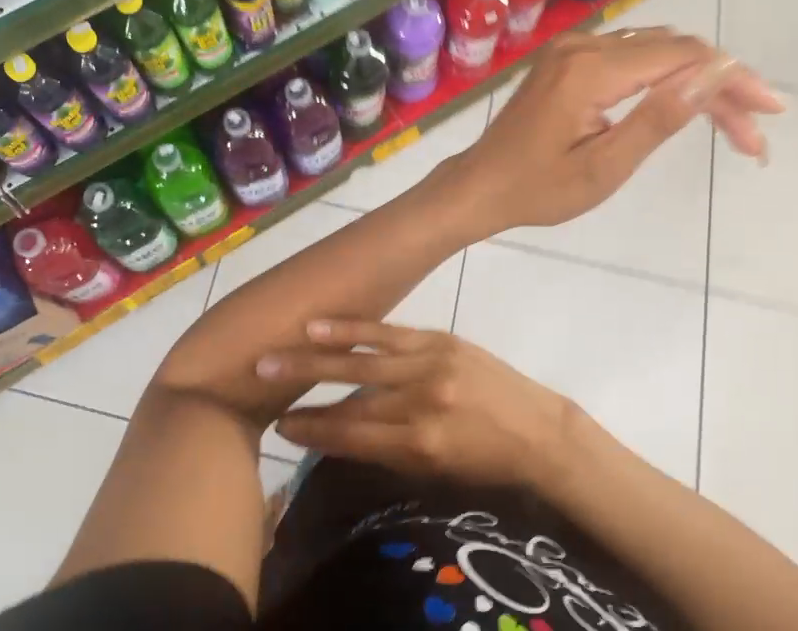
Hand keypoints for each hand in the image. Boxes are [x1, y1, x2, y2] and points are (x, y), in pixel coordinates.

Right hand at [257, 319, 573, 490]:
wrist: (539, 430)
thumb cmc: (485, 462)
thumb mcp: (435, 470)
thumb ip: (385, 451)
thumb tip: (334, 433)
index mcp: (420, 444)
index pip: (352, 436)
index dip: (312, 432)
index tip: (279, 426)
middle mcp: (421, 402)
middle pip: (350, 397)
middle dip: (302, 392)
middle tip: (259, 380)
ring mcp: (431, 365)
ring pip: (361, 361)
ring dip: (314, 357)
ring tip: (275, 352)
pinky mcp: (440, 340)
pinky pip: (388, 334)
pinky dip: (352, 330)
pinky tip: (318, 326)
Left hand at [447, 26, 782, 230]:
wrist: (480, 185)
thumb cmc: (538, 189)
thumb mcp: (603, 167)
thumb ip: (658, 119)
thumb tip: (713, 75)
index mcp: (589, 71)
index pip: (681, 56)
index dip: (732, 79)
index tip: (770, 113)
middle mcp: (581, 46)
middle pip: (672, 50)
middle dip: (721, 86)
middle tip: (754, 136)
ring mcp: (570, 49)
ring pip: (654, 50)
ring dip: (696, 81)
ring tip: (732, 126)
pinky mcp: (566, 60)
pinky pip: (629, 55)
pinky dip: (664, 77)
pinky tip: (685, 105)